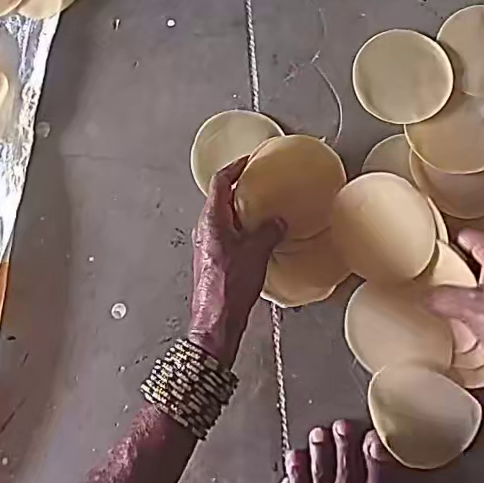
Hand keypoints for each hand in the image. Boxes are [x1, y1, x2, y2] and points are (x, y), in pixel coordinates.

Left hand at [190, 156, 285, 358]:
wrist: (217, 321)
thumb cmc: (229, 287)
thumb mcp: (257, 252)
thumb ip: (269, 230)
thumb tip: (277, 221)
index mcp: (212, 220)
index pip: (221, 182)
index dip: (236, 168)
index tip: (249, 161)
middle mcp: (206, 229)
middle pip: (221, 198)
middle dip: (241, 187)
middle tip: (259, 181)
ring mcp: (208, 244)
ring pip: (225, 217)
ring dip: (242, 209)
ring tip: (263, 208)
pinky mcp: (214, 258)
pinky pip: (229, 233)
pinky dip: (243, 227)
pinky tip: (259, 236)